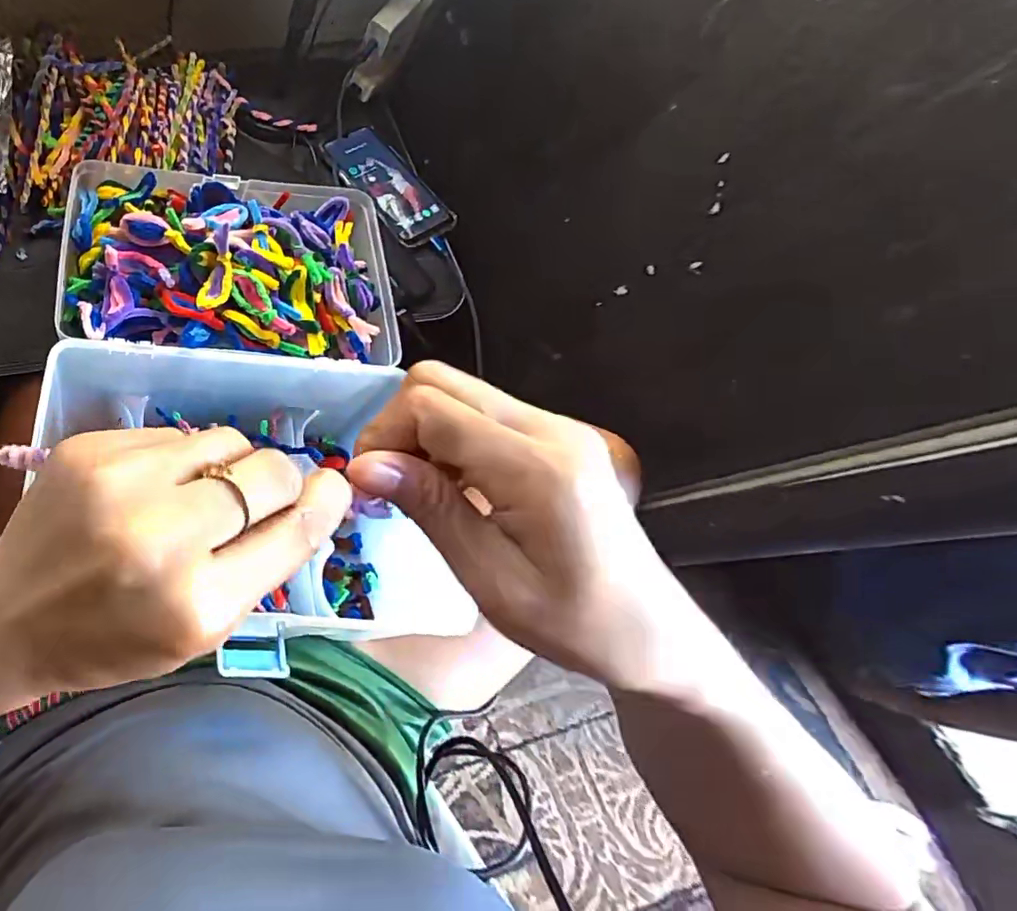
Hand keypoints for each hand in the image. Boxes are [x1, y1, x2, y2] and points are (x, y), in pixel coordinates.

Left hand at [0, 427, 351, 700]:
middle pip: (266, 473)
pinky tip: (151, 484)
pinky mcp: (89, 448)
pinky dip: (178, 457)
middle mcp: (162, 536)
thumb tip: (309, 501)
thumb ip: (254, 572)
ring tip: (202, 488)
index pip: (290, 534)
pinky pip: (170, 434)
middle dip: (279, 477)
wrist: (7, 616)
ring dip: (228, 462)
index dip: (322, 504)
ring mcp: (121, 481)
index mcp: (196, 605)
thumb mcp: (192, 633)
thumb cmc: (106, 640)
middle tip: (267, 488)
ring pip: (221, 439)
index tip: (333, 485)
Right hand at [346, 362, 700, 693]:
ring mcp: (554, 426)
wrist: (655, 634)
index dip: (382, 436)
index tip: (368, 486)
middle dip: (395, 425)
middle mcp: (549, 429)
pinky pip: (476, 410)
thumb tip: (361, 466)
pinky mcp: (552, 435)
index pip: (430, 407)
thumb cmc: (576, 624)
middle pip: (438, 382)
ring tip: (415, 488)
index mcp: (537, 466)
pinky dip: (442, 436)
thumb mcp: (490, 579)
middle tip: (387, 482)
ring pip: (454, 391)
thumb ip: (429, 508)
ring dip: (417, 430)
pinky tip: (446, 483)